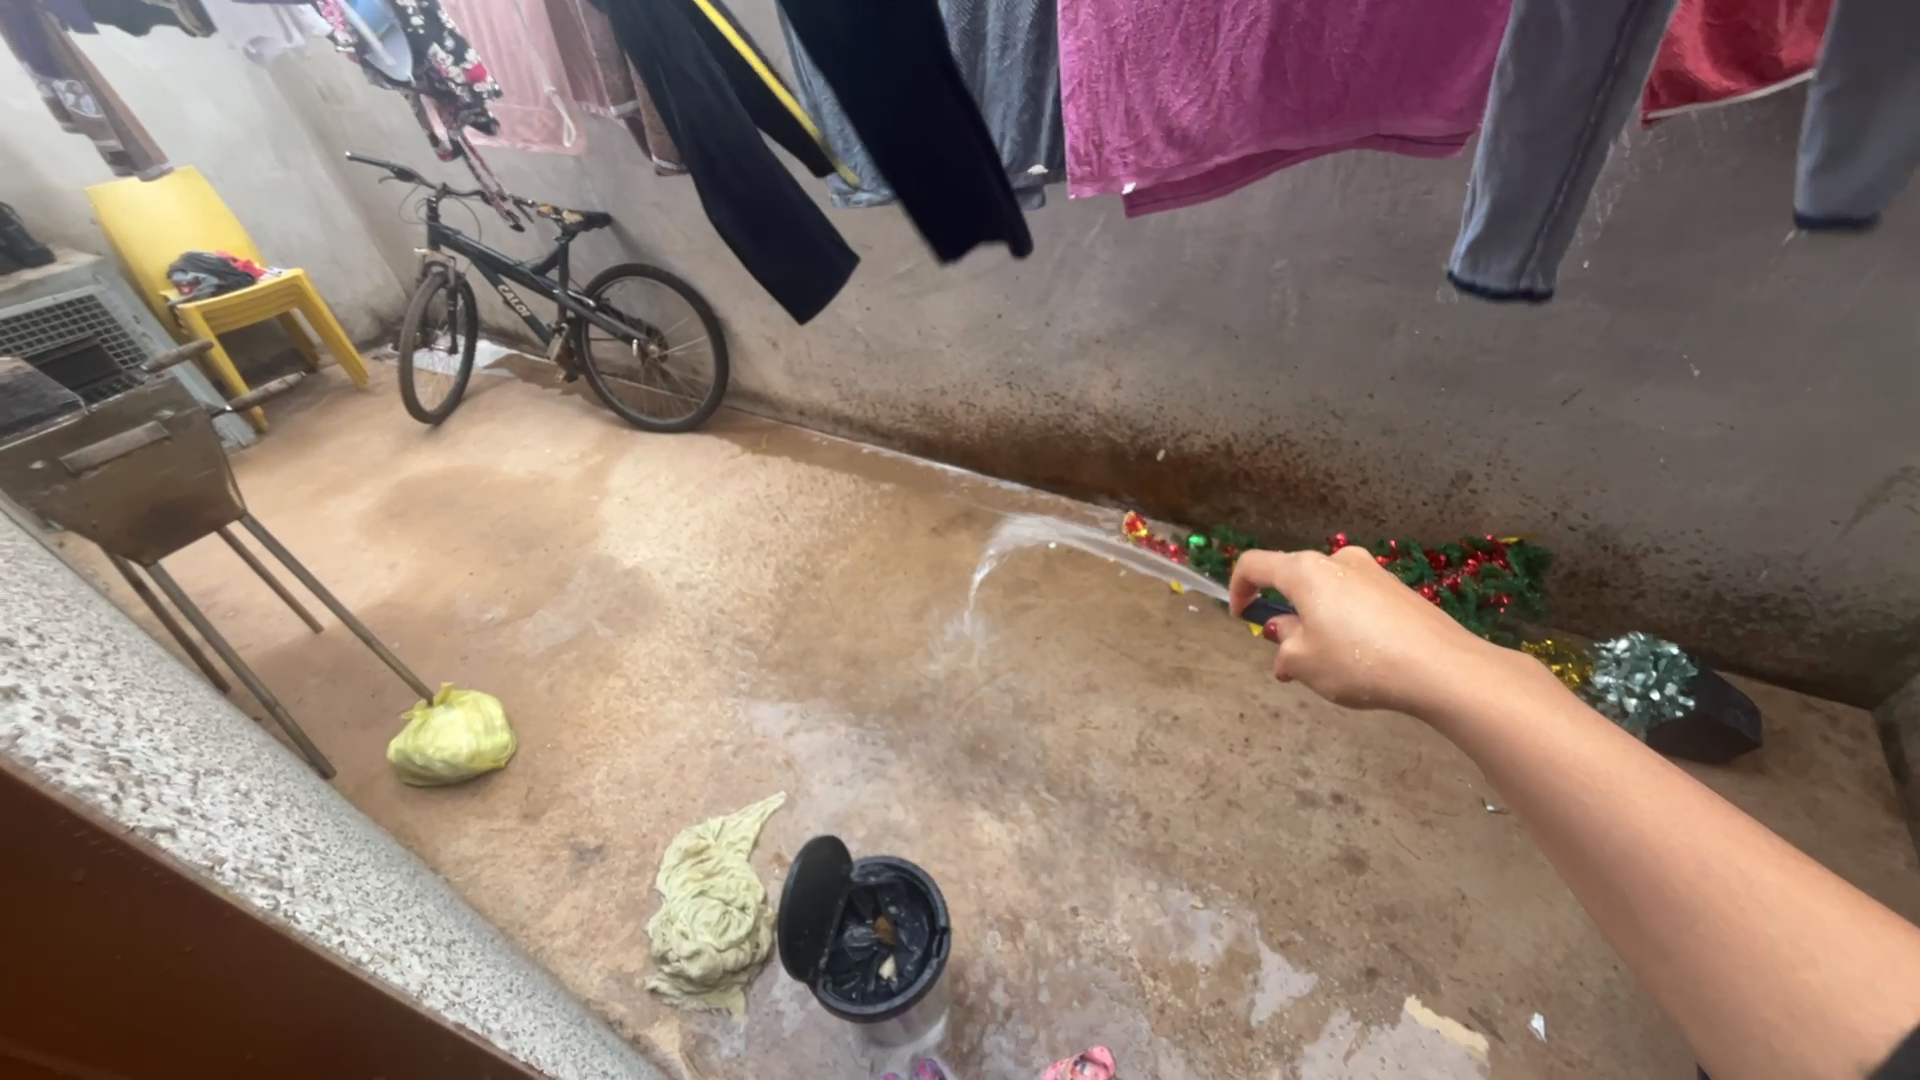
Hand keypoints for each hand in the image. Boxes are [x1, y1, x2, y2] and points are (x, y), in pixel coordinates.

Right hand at [1229, 546, 1499, 714]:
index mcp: (1305, 571)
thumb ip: (1283, 644)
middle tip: (1287, 654)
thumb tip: (1285, 636)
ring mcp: (1373, 573)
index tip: (1242, 618)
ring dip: (1315, 622)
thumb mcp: (1303, 661)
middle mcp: (1337, 561)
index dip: (1238, 589)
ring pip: (1327, 594)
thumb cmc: (1359, 662)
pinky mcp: (1400, 592)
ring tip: (1325, 665)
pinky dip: (1345, 624)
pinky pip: (1357, 602)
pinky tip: (1360, 660)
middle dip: (1284, 614)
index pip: (1254, 565)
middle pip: (1294, 580)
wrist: (1445, 670)